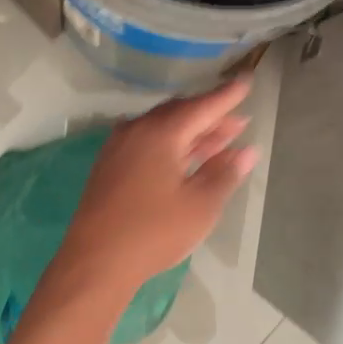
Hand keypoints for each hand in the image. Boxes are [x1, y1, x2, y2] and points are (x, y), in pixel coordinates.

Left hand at [54, 79, 258, 296]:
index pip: (203, 106)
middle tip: (237, 121)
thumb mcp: (201, 205)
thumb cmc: (154, 232)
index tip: (245, 81)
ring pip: (162, 127)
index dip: (227, 96)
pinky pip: (147, 140)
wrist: (95, 262)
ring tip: (219, 138)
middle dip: (210, 115)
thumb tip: (246, 151)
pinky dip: (171, 143)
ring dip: (191, 131)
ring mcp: (119, 146)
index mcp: (161, 132)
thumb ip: (225, 173)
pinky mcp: (109, 165)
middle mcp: (137, 129)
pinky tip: (184, 157)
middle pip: (180, 113)